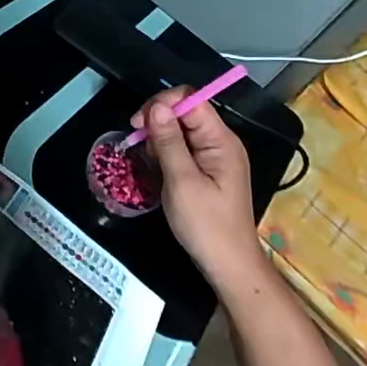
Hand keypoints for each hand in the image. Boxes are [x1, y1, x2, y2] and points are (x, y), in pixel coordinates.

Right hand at [134, 88, 266, 287]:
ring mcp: (214, 156)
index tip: (138, 123)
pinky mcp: (207, 170)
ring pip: (180, 129)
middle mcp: (220, 142)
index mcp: (221, 141)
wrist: (228, 265)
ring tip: (151, 162)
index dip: (162, 103)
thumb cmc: (206, 225)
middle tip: (138, 143)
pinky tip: (158, 169)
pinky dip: (166, 152)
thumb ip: (168, 142)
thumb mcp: (182, 182)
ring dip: (159, 138)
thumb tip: (157, 107)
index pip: (191, 100)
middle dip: (157, 121)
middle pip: (185, 111)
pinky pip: (183, 147)